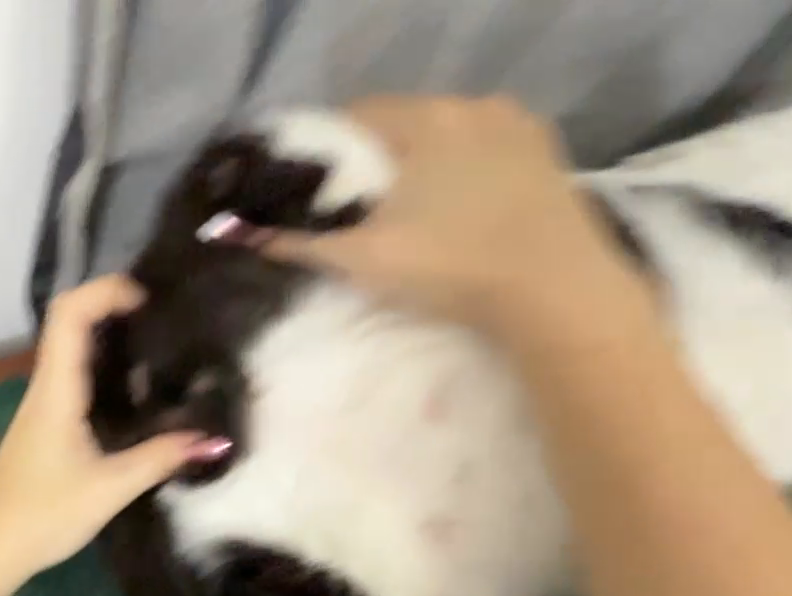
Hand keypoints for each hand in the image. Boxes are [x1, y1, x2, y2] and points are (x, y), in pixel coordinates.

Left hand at [0, 276, 228, 589]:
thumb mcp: (109, 488)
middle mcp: (46, 388)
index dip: (105, 290)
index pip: (68, 314)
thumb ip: (161, 459)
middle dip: (117, 309)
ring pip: (75, 353)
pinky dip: (108, 373)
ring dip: (113, 341)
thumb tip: (216, 440)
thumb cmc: (42, 514)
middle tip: (168, 321)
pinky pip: (78, 381)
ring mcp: (44, 407)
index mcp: (55, 390)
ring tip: (164, 350)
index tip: (149, 299)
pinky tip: (140, 395)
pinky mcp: (48, 426)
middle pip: (72, 324)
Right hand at [264, 96, 652, 342]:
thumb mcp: (363, 261)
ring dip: (428, 160)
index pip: (358, 113)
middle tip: (362, 204)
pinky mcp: (549, 155)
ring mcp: (518, 126)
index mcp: (423, 119)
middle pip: (407, 121)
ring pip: (452, 133)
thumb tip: (237, 236)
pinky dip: (470, 169)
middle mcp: (472, 105)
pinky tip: (466, 207)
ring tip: (415, 208)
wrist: (554, 293)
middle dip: (380, 155)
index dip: (330, 146)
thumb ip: (301, 246)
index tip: (319, 184)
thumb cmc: (450, 268)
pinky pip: (491, 150)